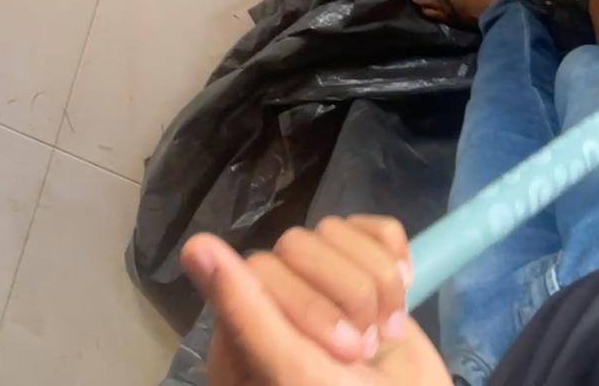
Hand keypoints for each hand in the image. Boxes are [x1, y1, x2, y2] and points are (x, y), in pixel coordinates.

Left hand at [182, 217, 450, 385]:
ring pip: (338, 230)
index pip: (263, 268)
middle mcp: (280, 296)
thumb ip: (246, 311)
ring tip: (385, 332)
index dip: (310, 304)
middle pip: (301, 244)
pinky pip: (376, 227)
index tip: (344, 353)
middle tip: (365, 349)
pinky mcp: (368, 266)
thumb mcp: (294, 373)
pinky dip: (395, 256)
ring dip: (378, 283)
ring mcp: (326, 279)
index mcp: (246, 325)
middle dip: (350, 295)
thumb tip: (194, 245)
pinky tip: (404, 292)